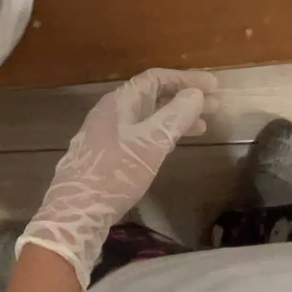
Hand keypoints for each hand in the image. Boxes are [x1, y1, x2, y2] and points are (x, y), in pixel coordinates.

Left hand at [19, 68, 215, 284]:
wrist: (76, 213)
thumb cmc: (114, 174)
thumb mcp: (150, 144)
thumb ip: (174, 117)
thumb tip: (196, 93)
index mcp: (119, 102)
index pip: (156, 78)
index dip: (186, 79)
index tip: (214, 86)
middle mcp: (113, 112)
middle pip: (153, 96)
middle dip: (184, 99)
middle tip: (216, 106)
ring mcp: (109, 133)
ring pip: (149, 116)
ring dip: (176, 118)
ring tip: (203, 126)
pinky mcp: (109, 154)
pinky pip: (142, 133)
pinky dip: (162, 134)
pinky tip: (175, 144)